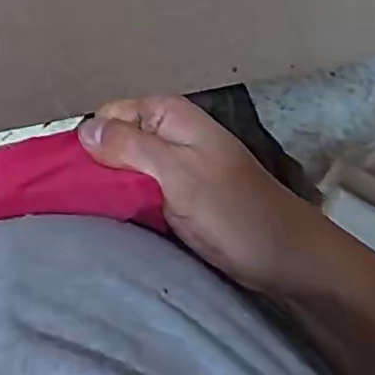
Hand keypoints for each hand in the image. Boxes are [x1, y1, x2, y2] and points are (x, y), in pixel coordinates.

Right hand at [79, 95, 344, 295]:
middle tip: (97, 200)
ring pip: (122, 166)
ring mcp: (171, 161)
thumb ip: (129, 147)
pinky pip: (136, 187)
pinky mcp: (175, 190)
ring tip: (107, 211)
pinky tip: (124, 218)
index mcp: (165, 112)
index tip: (86, 178)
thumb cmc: (237, 213)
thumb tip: (82, 130)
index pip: (106, 117)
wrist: (291, 261)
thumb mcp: (178, 175)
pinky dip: (127, 201)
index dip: (93, 145)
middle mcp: (165, 129)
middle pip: (111, 140)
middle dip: (101, 168)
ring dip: (114, 187)